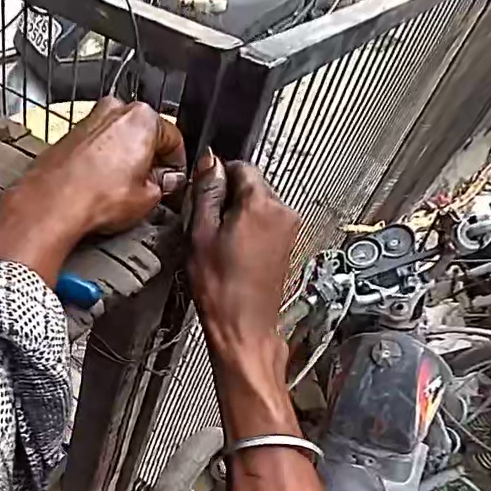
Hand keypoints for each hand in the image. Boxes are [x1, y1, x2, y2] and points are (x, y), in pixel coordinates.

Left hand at [0, 99, 184, 284]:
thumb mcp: (147, 198)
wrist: (51, 203)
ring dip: (125, 159)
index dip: (177, 163)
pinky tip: (102, 186)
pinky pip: (96, 146)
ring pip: (119, 138)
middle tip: (151, 186)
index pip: (174, 138)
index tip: (174, 178)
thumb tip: (165, 182)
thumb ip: (163, 184)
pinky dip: (103, 161)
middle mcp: (114, 110)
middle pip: (144, 133)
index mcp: (142, 117)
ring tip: (124, 189)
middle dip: (150, 158)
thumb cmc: (95, 195)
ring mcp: (88, 120)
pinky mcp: (69, 136)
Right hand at [187, 158, 300, 371]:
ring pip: (258, 205)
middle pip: (251, 185)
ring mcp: (288, 230)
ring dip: (238, 216)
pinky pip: (265, 224)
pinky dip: (248, 232)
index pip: (241, 166)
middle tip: (207, 224)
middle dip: (228, 198)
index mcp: (261, 204)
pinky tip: (232, 254)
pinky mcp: (287, 246)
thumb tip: (210, 163)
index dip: (218, 177)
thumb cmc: (222, 289)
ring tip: (218, 243)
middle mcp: (283, 212)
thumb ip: (207, 192)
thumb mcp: (201, 233)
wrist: (243, 327)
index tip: (203, 192)